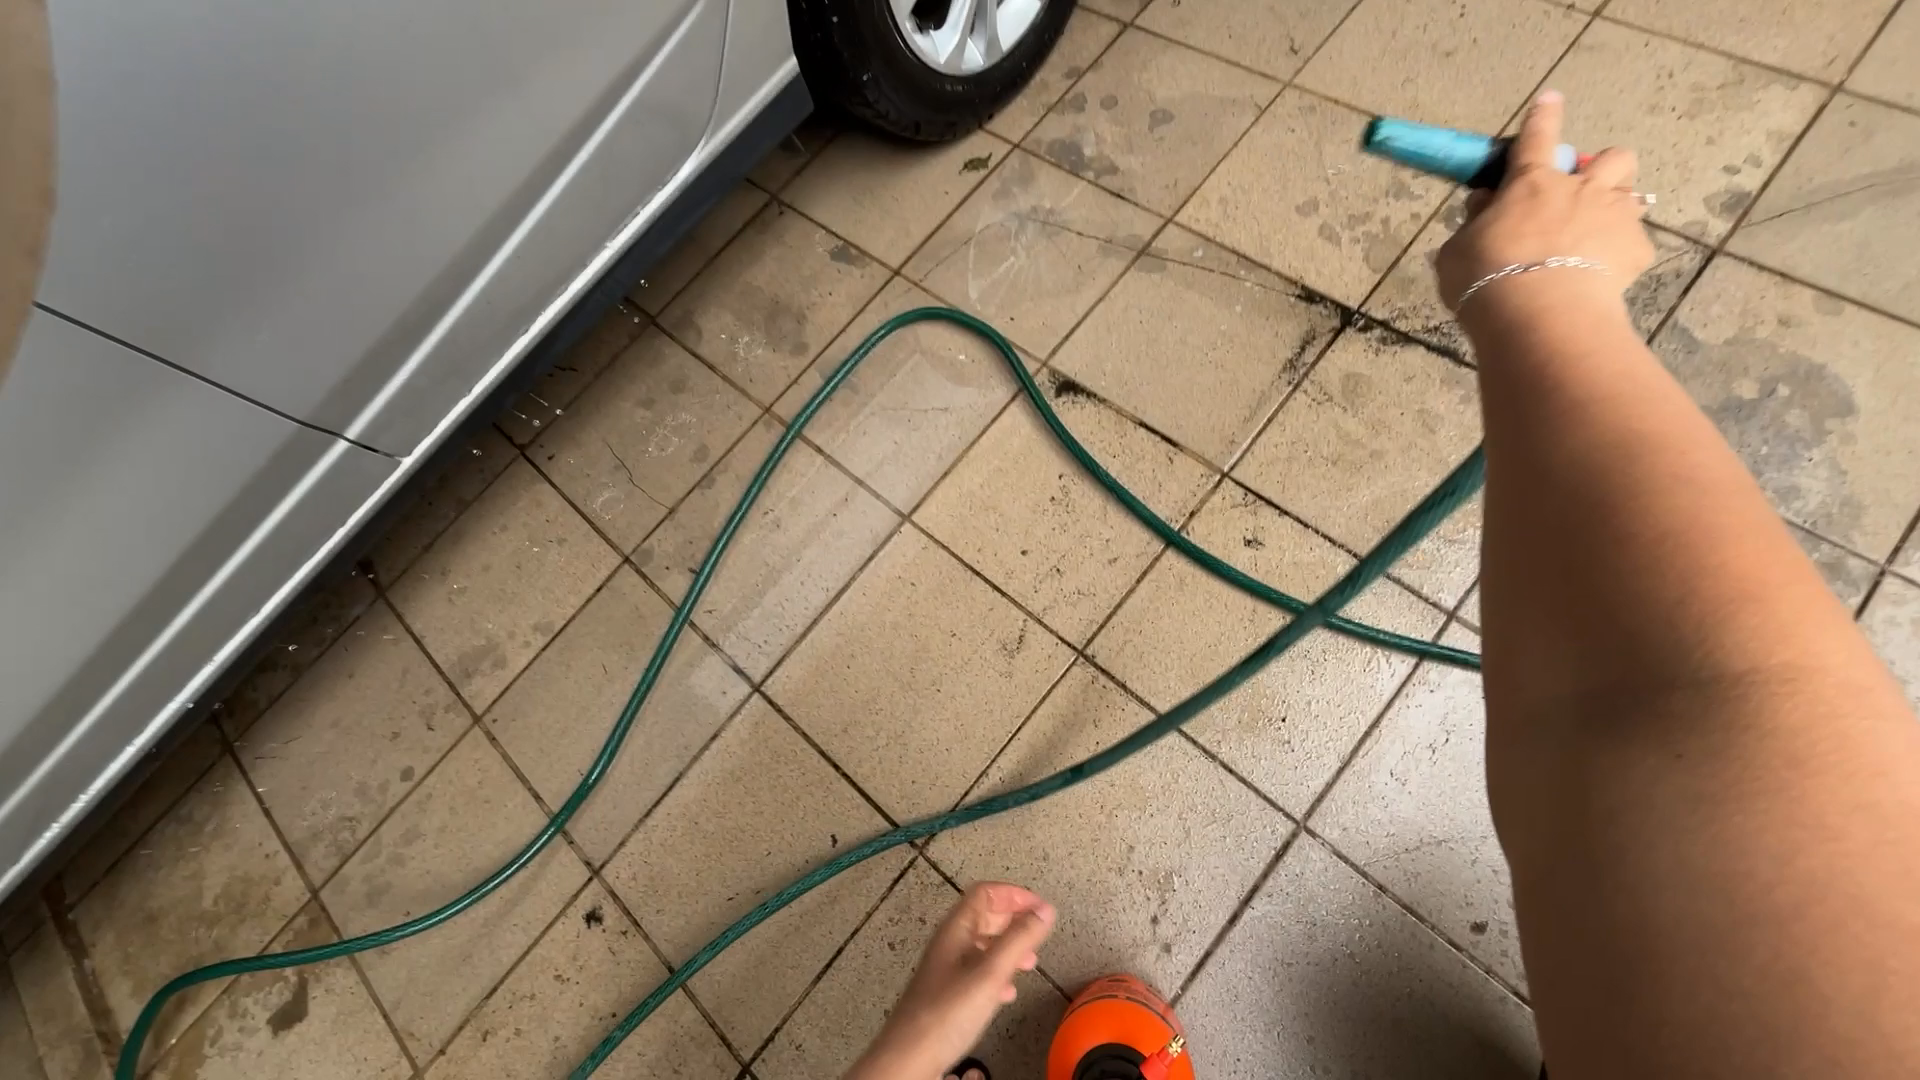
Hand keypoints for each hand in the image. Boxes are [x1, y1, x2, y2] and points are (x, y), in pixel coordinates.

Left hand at [846, 882, 1055, 1079]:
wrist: (910, 1057)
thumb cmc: (948, 1012)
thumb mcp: (990, 973)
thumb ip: (1018, 939)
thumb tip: (1044, 910)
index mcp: (956, 928)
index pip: (986, 892)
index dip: (1015, 894)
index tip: (1042, 909)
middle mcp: (950, 942)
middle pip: (985, 915)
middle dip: (1015, 920)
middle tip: (1039, 933)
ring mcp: (947, 966)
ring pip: (983, 944)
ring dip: (1009, 948)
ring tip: (1030, 962)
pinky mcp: (947, 991)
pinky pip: (978, 970)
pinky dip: (998, 973)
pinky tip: (1006, 992)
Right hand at [1436, 90, 1654, 322]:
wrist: (1538, 315)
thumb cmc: (1484, 278)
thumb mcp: (1457, 251)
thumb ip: (1473, 224)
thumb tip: (1483, 204)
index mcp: (1531, 185)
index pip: (1536, 138)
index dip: (1542, 116)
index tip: (1550, 98)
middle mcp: (1581, 190)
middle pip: (1611, 157)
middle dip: (1600, 168)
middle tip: (1580, 194)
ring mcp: (1616, 217)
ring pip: (1631, 194)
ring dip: (1613, 207)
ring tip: (1591, 237)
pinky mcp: (1636, 251)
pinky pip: (1630, 245)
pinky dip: (1614, 257)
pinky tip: (1594, 279)